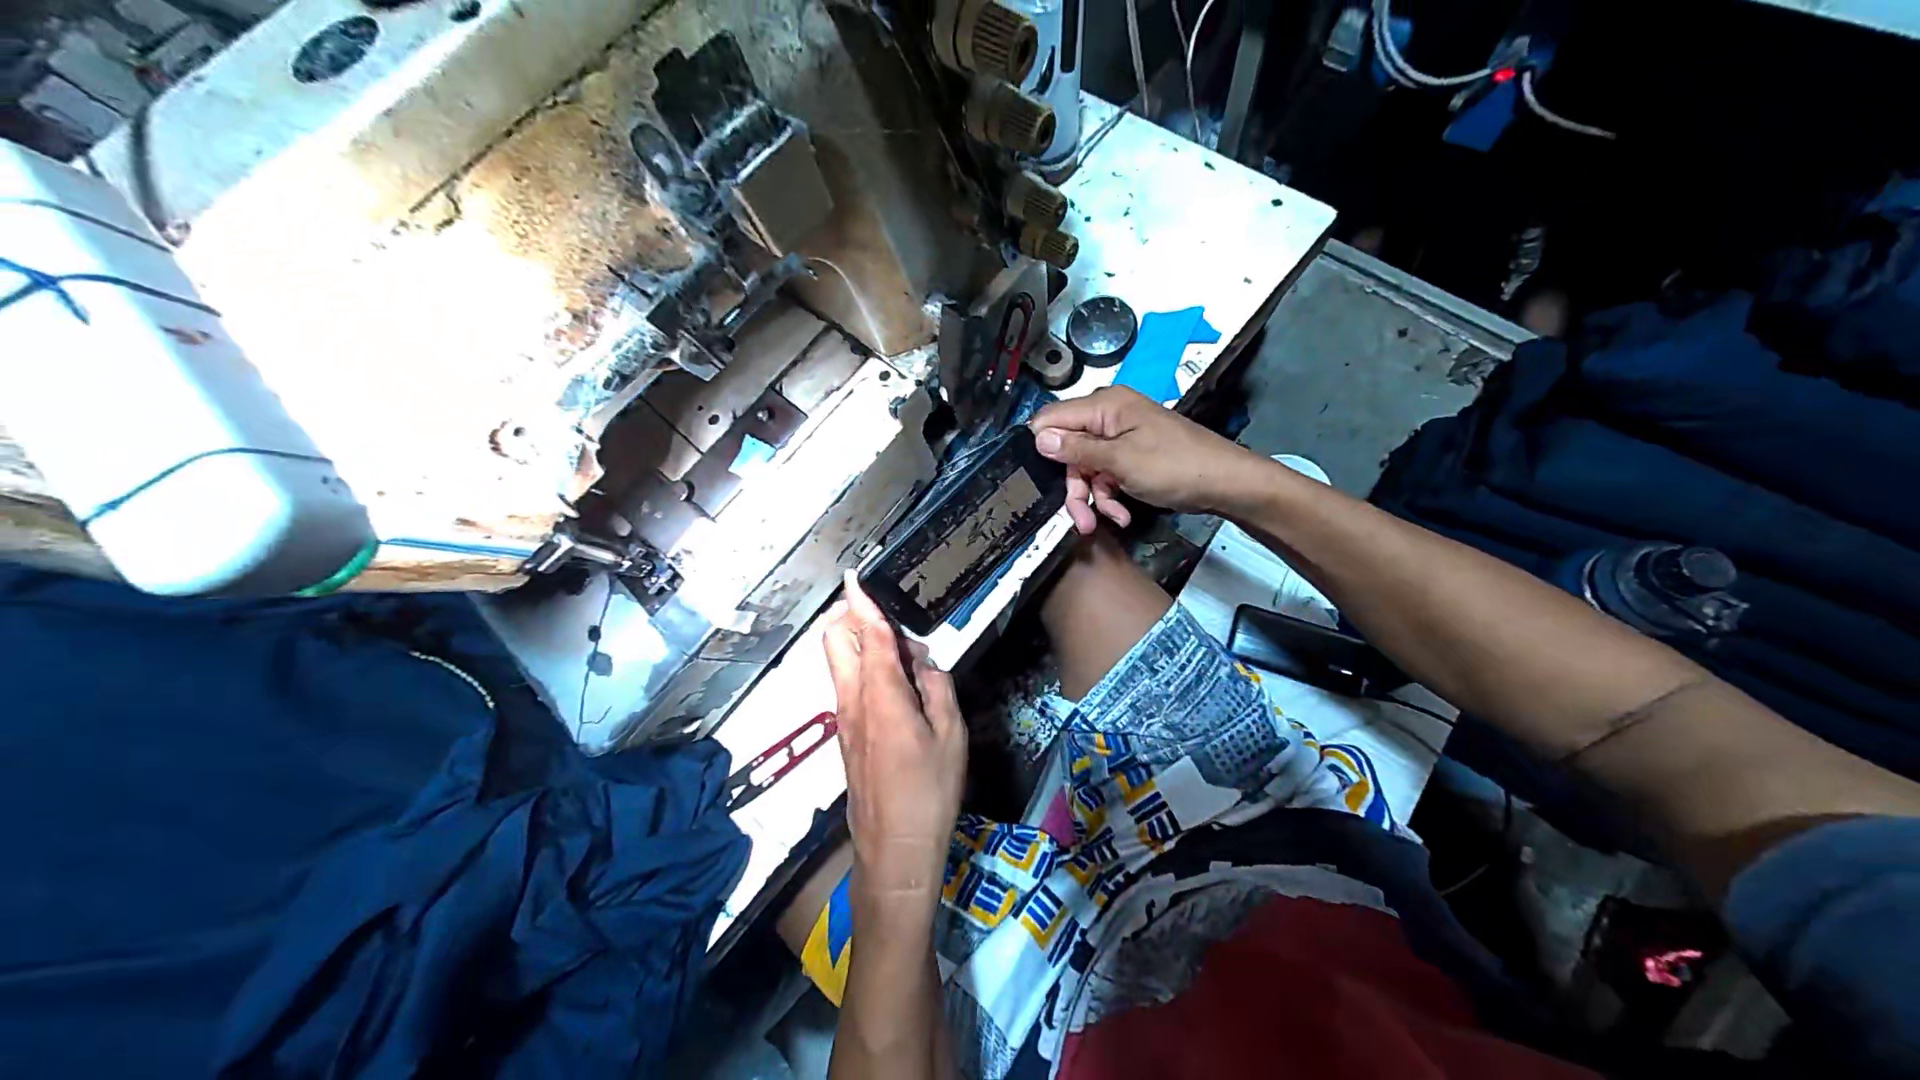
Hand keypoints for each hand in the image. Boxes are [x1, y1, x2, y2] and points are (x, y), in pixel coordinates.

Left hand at [822, 570, 966, 911]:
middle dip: (848, 614)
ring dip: (857, 640)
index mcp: (880, 693)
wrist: (893, 846)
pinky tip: (892, 678)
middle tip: (878, 607)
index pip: (867, 634)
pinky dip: (861, 666)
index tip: (855, 578)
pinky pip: (847, 684)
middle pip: (834, 641)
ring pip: (838, 662)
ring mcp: (843, 718)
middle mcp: (852, 699)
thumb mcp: (950, 734)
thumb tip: (923, 661)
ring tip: (896, 644)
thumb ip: (937, 687)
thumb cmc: (929, 790)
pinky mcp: (845, 734)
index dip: (862, 602)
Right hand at [1029, 386, 1257, 533]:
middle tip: (1079, 515)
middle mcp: (1109, 416)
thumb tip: (1039, 438)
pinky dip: (1109, 496)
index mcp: (1105, 406)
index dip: (1042, 447)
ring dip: (1091, 497)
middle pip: (1067, 449)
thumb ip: (1077, 450)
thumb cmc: (1176, 466)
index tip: (1040, 479)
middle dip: (1073, 485)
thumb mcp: (1120, 461)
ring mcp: (1120, 437)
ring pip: (1085, 468)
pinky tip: (1121, 514)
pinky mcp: (1130, 456)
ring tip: (1101, 520)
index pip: (1052, 418)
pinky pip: (1105, 475)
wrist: (1224, 483)